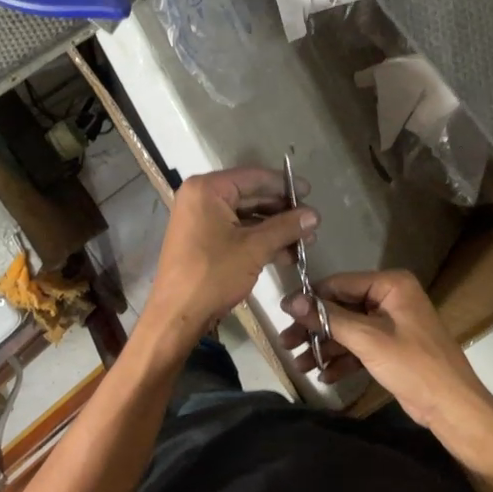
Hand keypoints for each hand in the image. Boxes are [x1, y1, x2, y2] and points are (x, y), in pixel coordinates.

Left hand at [142, 166, 318, 338]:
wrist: (178, 314)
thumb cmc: (214, 274)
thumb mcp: (254, 248)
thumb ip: (285, 227)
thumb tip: (315, 215)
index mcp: (207, 189)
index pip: (253, 177)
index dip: (284, 185)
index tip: (310, 193)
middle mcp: (201, 198)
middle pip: (250, 196)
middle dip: (282, 212)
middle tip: (311, 223)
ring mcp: (201, 221)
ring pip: (246, 218)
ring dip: (275, 230)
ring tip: (306, 242)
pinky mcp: (204, 242)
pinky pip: (237, 233)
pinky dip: (260, 242)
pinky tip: (287, 255)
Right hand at [280, 270, 492, 441]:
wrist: (452, 406)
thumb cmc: (413, 365)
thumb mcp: (368, 339)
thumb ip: (329, 318)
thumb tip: (291, 301)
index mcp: (391, 285)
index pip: (339, 284)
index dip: (309, 299)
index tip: (281, 314)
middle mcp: (390, 298)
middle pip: (340, 307)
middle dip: (314, 328)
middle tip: (285, 343)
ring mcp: (390, 324)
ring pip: (347, 329)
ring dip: (323, 347)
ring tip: (299, 364)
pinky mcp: (390, 347)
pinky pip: (358, 347)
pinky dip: (341, 360)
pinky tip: (323, 376)